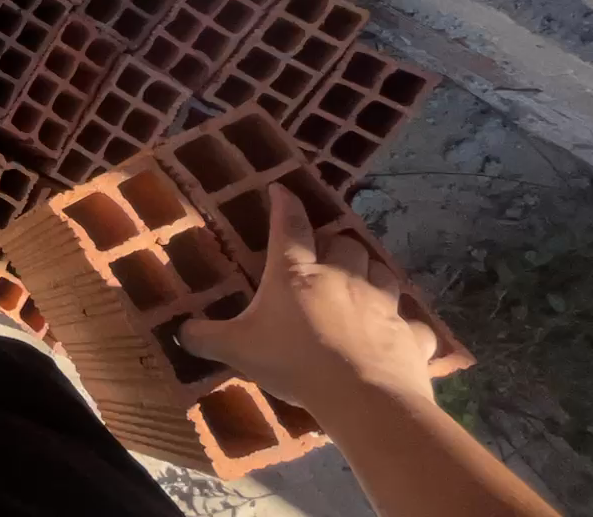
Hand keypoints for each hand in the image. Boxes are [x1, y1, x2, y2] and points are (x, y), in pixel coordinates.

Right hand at [177, 183, 437, 414]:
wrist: (367, 402)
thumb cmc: (294, 362)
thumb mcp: (235, 348)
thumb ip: (203, 336)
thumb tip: (178, 332)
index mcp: (295, 273)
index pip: (290, 226)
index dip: (285, 205)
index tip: (282, 189)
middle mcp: (341, 279)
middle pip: (346, 244)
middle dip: (336, 244)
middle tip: (324, 255)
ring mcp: (383, 306)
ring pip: (384, 272)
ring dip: (371, 273)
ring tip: (360, 283)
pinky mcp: (413, 337)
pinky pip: (414, 322)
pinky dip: (404, 323)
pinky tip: (395, 332)